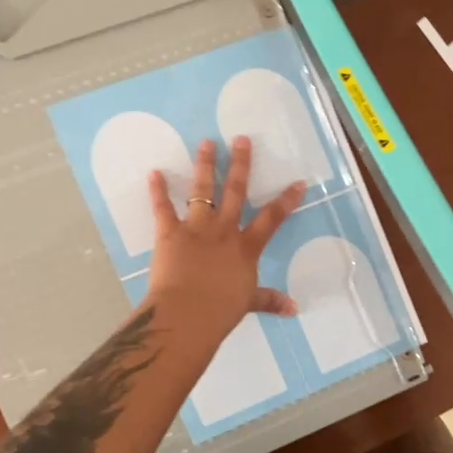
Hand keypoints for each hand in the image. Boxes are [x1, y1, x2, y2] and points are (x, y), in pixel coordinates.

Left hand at [144, 136, 304, 342]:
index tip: (298, 182)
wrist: (187, 313)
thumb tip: (294, 308)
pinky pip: (163, 208)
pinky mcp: (170, 233)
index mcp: (246, 248)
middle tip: (241, 139)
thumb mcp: (248, 303)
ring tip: (206, 143)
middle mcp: (224, 231)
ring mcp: (196, 229)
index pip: (271, 219)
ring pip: (203, 191)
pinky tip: (154, 173)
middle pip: (235, 192)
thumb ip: (269, 299)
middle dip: (240, 164)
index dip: (286, 201)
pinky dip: (157, 191)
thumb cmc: (221, 311)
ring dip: (204, 166)